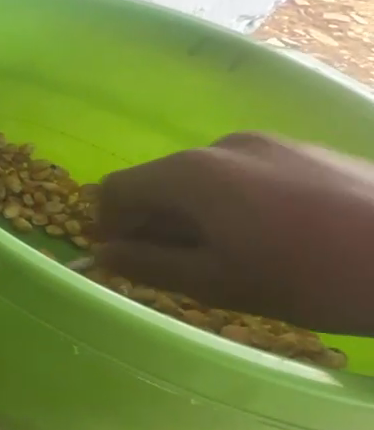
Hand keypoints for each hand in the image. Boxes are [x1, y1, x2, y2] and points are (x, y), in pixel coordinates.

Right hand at [95, 132, 373, 335]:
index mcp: (190, 172)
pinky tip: (288, 240)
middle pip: (163, 181)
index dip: (108, 225)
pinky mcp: (317, 153)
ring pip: (210, 180)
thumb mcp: (224, 284)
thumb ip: (151, 266)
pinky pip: (255, 177)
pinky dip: (248, 205)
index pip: (116, 189)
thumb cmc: (323, 277)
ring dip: (206, 214)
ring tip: (243, 256)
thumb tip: (106, 255)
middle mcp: (222, 146)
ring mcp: (275, 144)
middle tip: (185, 266)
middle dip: (160, 221)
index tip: (126, 259)